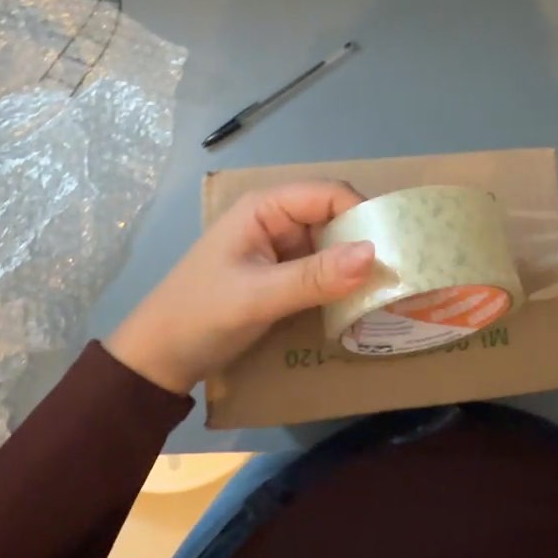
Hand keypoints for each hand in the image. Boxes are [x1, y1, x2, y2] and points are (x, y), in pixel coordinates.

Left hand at [105, 181, 373, 393]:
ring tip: (390, 288)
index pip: (328, 194)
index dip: (362, 214)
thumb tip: (375, 255)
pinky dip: (342, 283)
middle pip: (335, 218)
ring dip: (356, 265)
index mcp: (265, 208)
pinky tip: (362, 301)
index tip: (394, 247)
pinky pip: (323, 270)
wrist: (157, 363)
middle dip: (365, 241)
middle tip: (400, 271)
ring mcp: (280, 249)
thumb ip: (316, 276)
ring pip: (333, 245)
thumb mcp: (258, 297)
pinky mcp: (283, 276)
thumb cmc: (199, 317)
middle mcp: (277, 220)